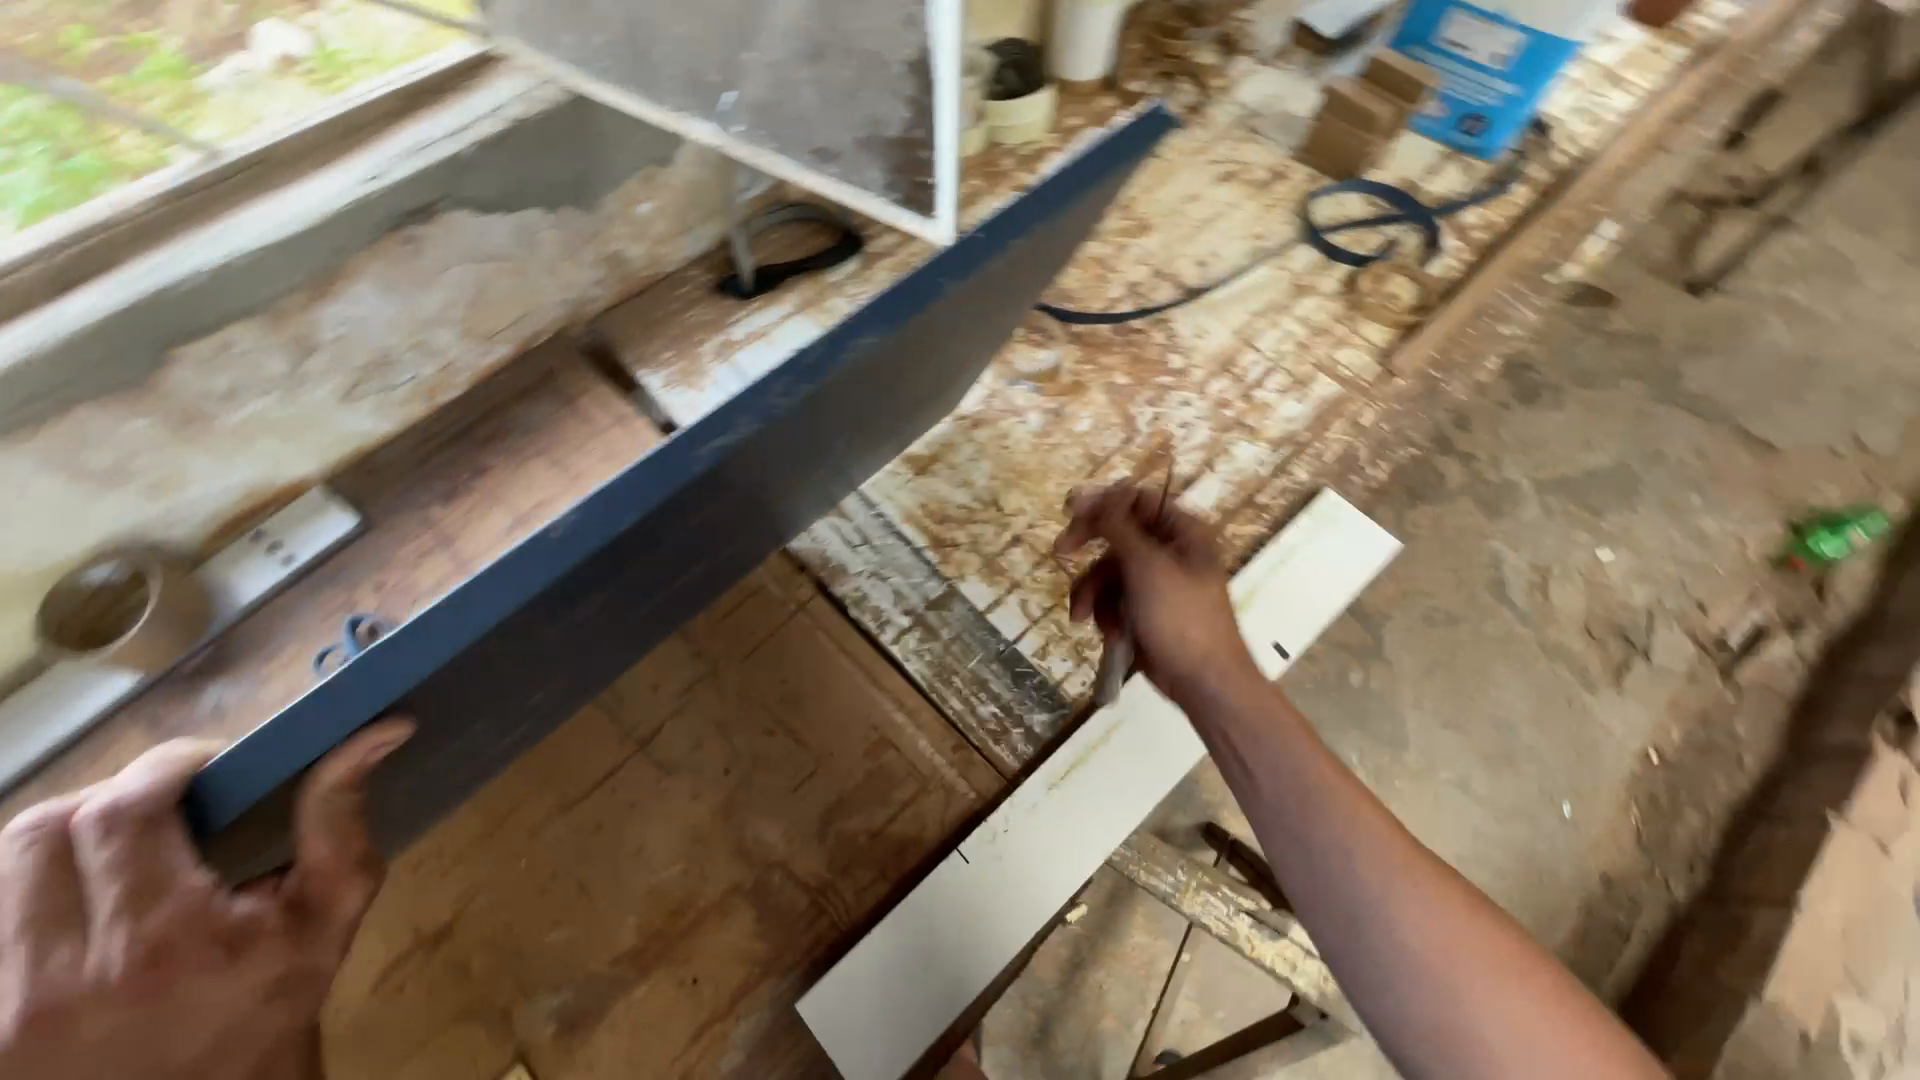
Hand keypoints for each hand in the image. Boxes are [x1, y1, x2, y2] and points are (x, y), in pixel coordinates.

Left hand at [0, 718, 413, 1079]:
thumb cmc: (278, 994)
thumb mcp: (331, 908)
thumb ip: (341, 818)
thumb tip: (378, 731)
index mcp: (161, 937)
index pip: (121, 812)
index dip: (163, 766)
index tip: (210, 762)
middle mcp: (58, 973)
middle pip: (43, 830)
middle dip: (111, 794)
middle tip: (170, 798)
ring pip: (2, 865)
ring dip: (65, 833)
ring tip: (125, 840)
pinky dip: (35, 879)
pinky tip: (85, 886)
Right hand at [1053, 482, 1262, 705]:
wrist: (1203, 682)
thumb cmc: (1181, 618)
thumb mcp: (1146, 566)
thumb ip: (1116, 526)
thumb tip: (1087, 494)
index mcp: (1182, 531)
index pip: (1136, 500)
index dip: (1103, 502)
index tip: (1070, 511)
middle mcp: (1170, 550)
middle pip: (1117, 533)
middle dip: (1089, 550)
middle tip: (1061, 551)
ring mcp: (1156, 582)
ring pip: (1108, 570)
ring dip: (1092, 591)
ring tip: (1081, 615)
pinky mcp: (1143, 610)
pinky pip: (1112, 598)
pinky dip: (1104, 612)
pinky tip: (1108, 632)